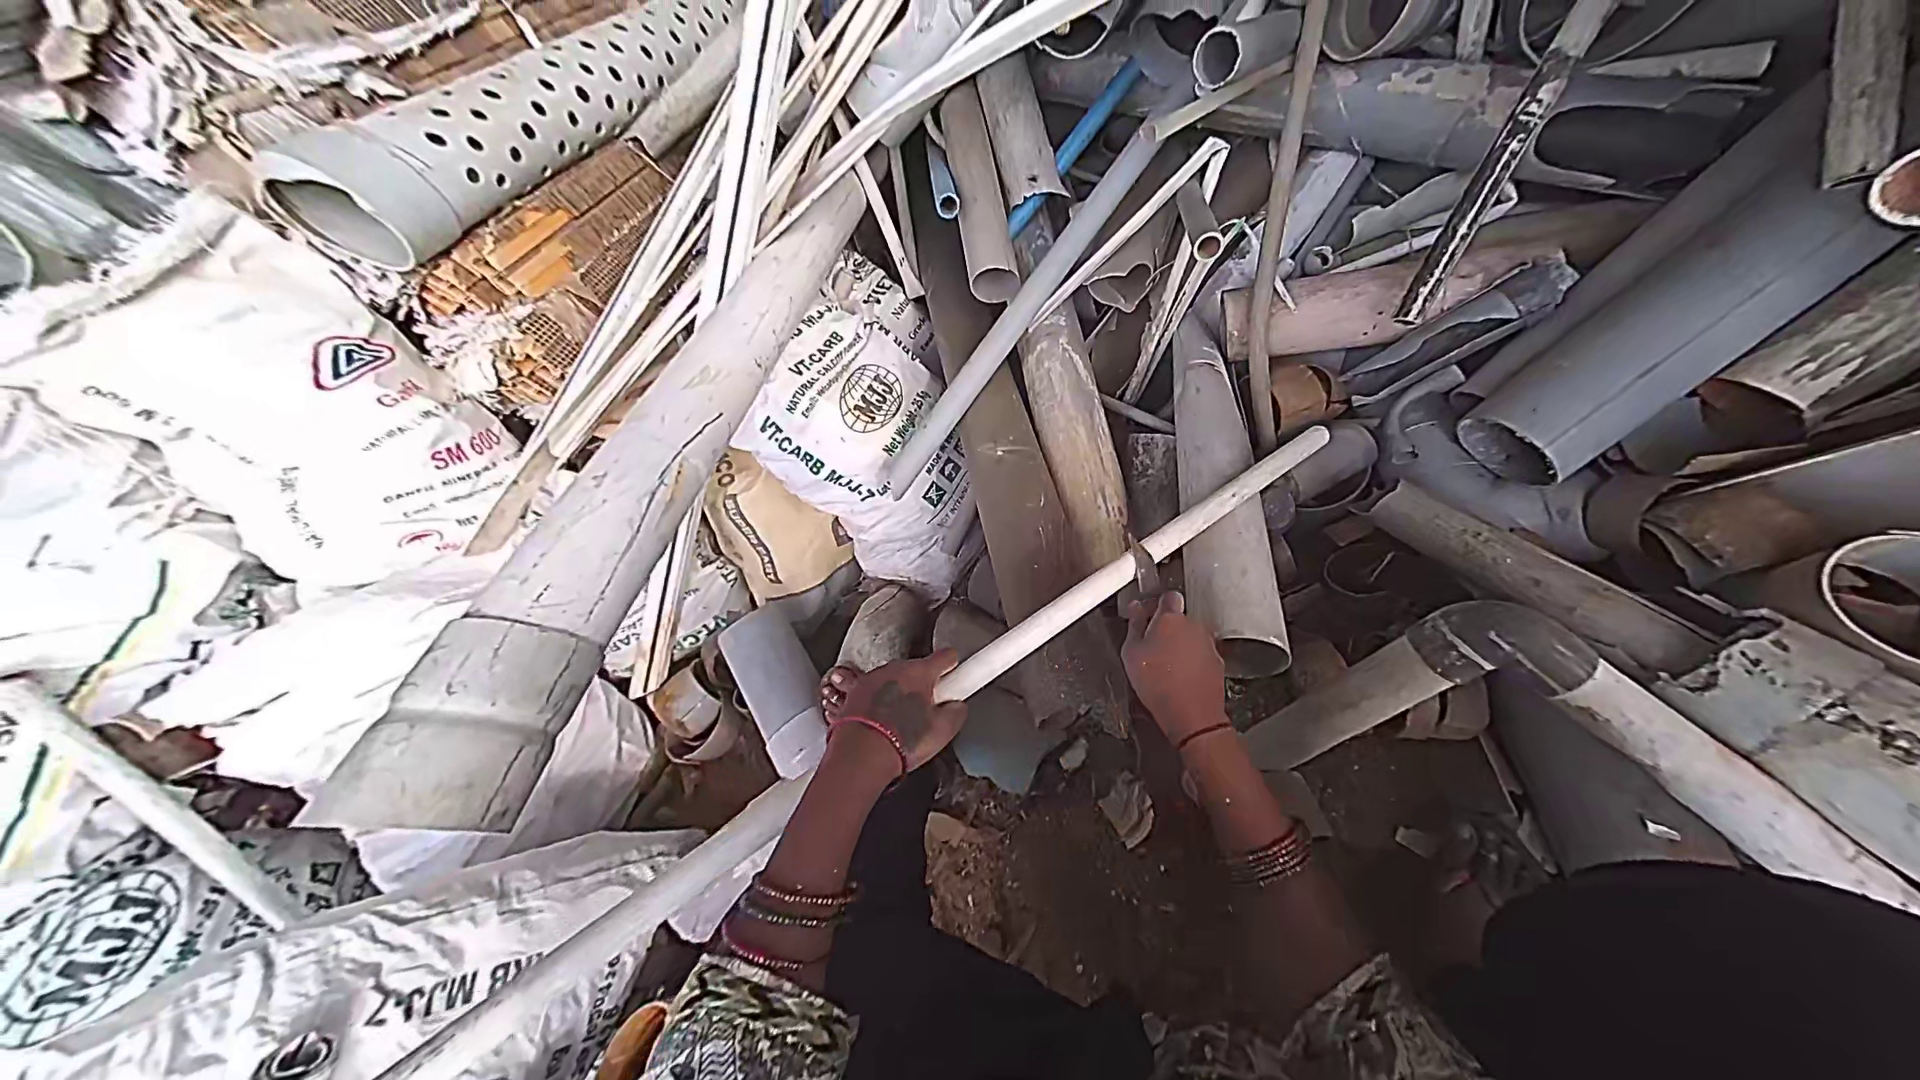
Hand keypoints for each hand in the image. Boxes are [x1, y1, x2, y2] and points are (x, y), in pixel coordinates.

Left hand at [820, 649, 967, 771]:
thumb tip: (957, 707)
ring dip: (897, 694)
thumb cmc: (900, 742)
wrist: (860, 757)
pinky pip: (870, 693)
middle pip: (915, 670)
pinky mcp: (852, 693)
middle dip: (922, 686)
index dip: (952, 665)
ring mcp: (870, 680)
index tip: (953, 671)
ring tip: (900, 722)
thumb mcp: (943, 730)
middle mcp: (893, 669)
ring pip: (891, 680)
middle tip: (927, 710)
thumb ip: (956, 712)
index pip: (943, 657)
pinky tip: (879, 722)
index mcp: (919, 672)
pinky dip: (876, 703)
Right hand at [1123, 591, 1225, 741]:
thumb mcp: (1131, 652)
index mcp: (1171, 617)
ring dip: (1178, 645)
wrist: (1191, 714)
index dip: (1154, 605)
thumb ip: (1134, 625)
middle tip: (1148, 645)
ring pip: (1189, 637)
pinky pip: (1199, 655)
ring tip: (1162, 666)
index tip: (1145, 614)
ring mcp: (1207, 644)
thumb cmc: (1158, 683)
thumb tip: (1135, 610)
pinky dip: (1190, 661)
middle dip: (1165, 627)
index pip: (1166, 596)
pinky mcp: (1216, 662)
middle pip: (1178, 618)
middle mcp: (1193, 625)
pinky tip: (1177, 677)